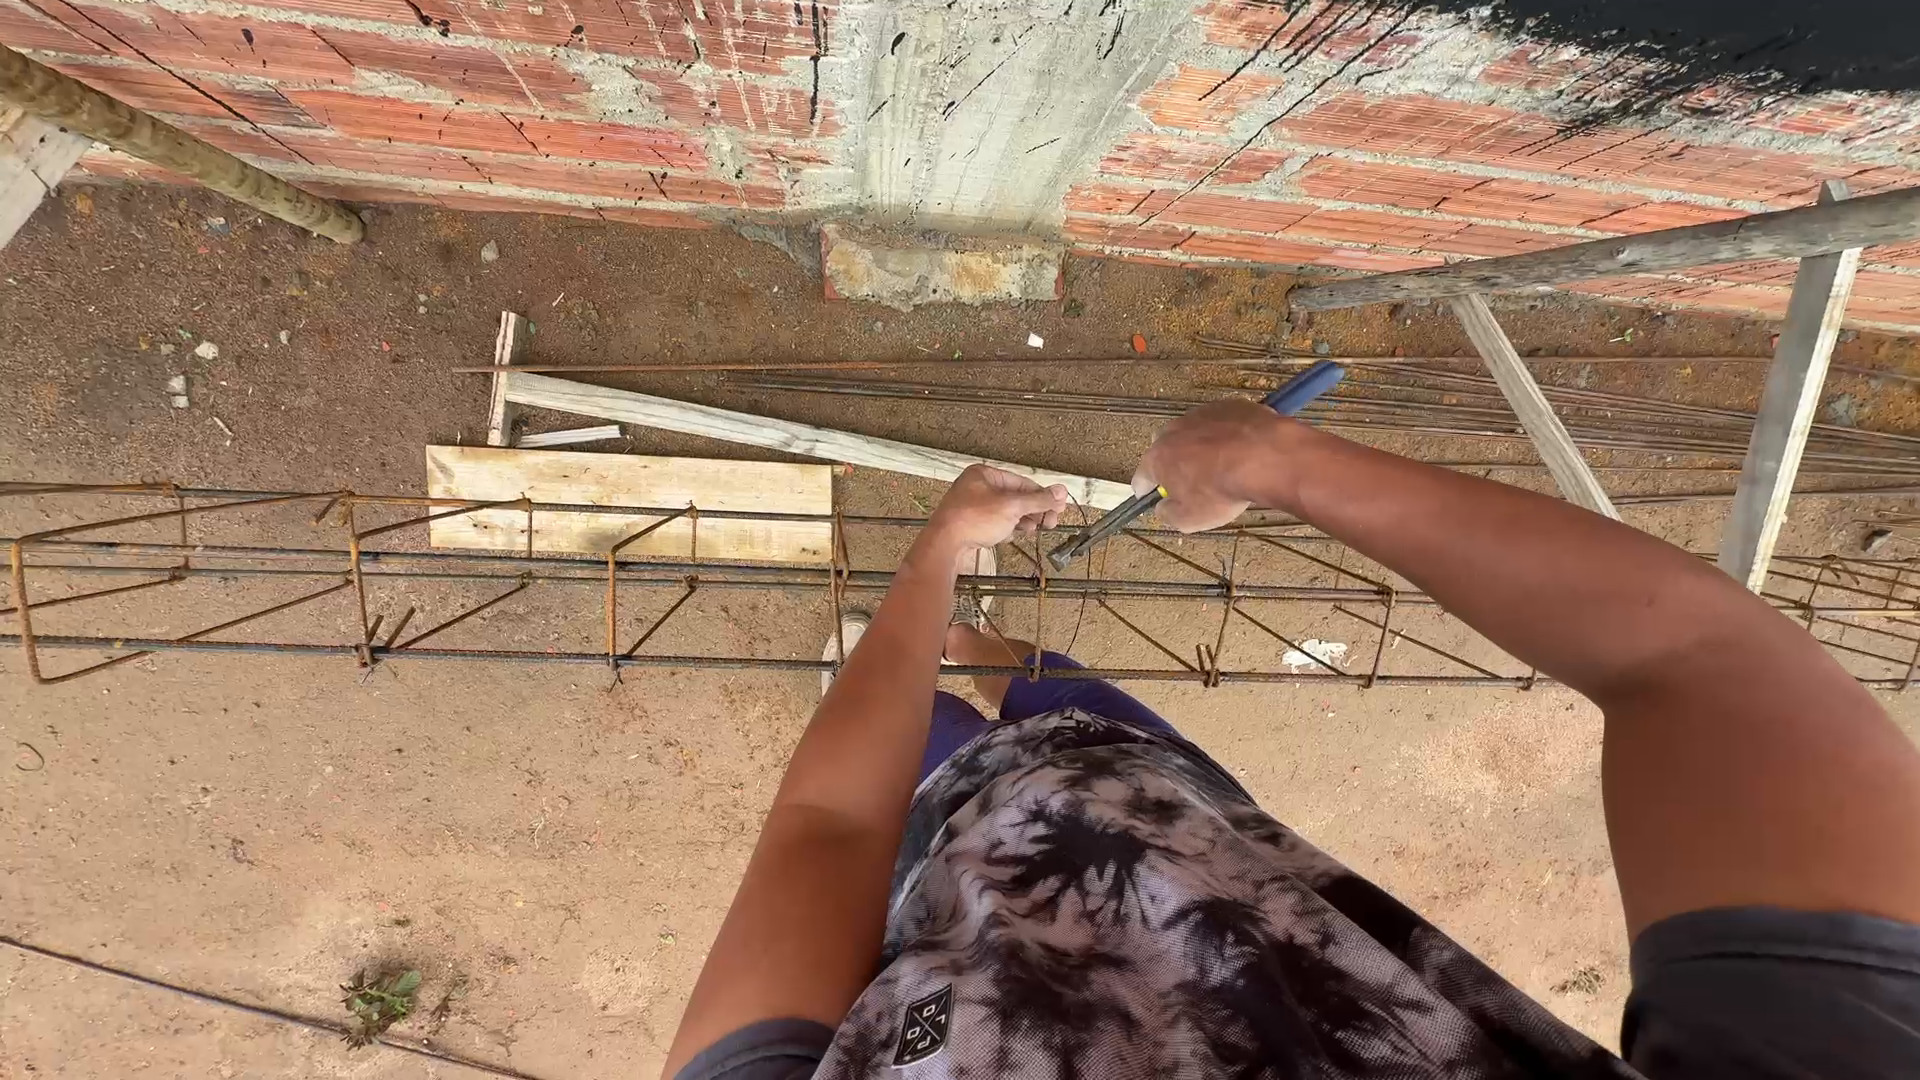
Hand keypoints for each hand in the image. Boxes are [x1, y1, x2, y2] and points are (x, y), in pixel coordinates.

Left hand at [927, 465, 1068, 550]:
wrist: (944, 545)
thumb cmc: (974, 519)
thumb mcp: (1012, 507)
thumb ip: (1038, 500)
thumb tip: (1061, 491)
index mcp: (984, 474)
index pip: (1021, 482)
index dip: (1041, 495)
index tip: (1057, 506)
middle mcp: (975, 487)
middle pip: (1013, 497)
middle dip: (1032, 510)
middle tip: (1049, 522)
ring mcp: (970, 507)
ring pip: (1003, 512)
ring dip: (1021, 521)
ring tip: (1033, 529)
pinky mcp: (968, 525)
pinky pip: (992, 524)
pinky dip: (1004, 529)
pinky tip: (1010, 536)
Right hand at [1133, 400, 1291, 531]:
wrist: (1265, 456)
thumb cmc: (1223, 489)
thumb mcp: (1190, 519)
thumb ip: (1168, 514)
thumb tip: (1163, 508)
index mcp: (1157, 459)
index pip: (1141, 477)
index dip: (1144, 489)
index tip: (1146, 494)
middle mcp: (1172, 431)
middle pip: (1165, 449)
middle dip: (1172, 463)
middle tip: (1189, 480)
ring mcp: (1200, 415)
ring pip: (1193, 433)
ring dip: (1200, 446)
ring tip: (1220, 464)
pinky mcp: (1228, 406)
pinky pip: (1220, 423)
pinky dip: (1225, 434)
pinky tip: (1239, 450)